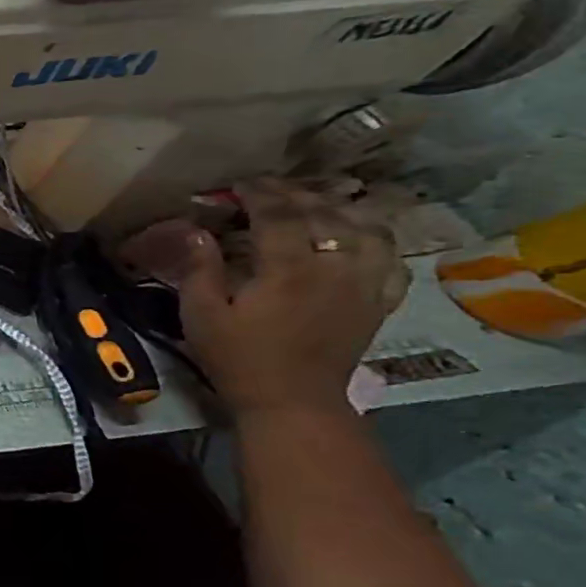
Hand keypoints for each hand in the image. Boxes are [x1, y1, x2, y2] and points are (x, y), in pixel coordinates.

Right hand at [150, 180, 402, 417]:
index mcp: (288, 271)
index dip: (259, 192)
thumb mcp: (201, 315)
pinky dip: (375, 237)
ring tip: (313, 203)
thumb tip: (195, 229)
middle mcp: (335, 269)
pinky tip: (357, 234)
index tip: (238, 184)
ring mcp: (365, 284)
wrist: (292, 402)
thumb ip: (199, 268)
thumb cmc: (238, 358)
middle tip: (267, 189)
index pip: (280, 214)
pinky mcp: (378, 300)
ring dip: (338, 208)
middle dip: (293, 194)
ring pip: (366, 228)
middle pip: (324, 213)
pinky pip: (390, 257)